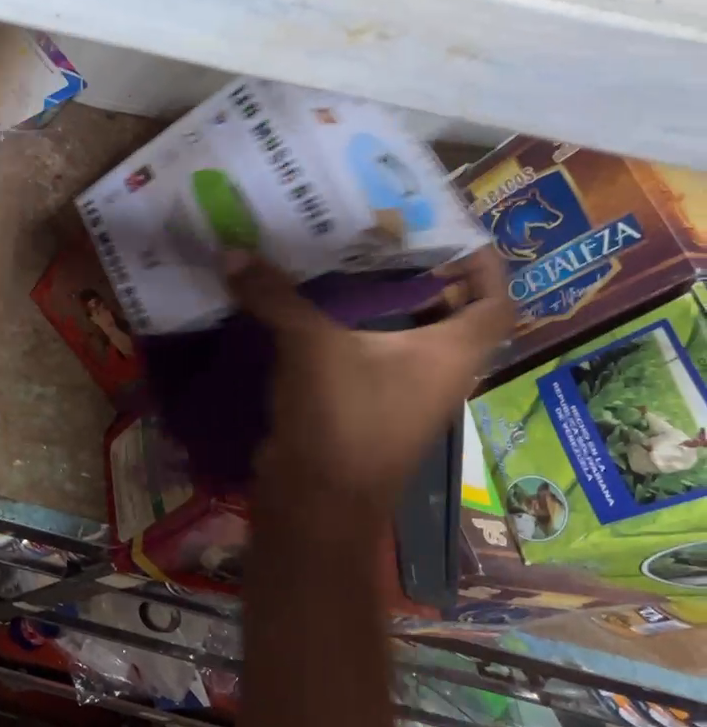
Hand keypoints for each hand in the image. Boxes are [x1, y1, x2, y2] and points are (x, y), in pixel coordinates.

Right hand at [225, 246, 513, 513]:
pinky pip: (362, 354)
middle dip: (418, 275)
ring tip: (334, 265)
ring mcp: (398, 391)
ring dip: (375, 303)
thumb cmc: (343, 415)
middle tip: (375, 238)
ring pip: (399, 335)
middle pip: (446, 314)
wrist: (319, 495)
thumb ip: (275, 296)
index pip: (495, 300)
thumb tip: (232, 251)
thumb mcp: (309, 345)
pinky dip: (343, 330)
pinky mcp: (360, 405)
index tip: (444, 231)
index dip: (481, 264)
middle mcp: (436, 370)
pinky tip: (303, 313)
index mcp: (451, 352)